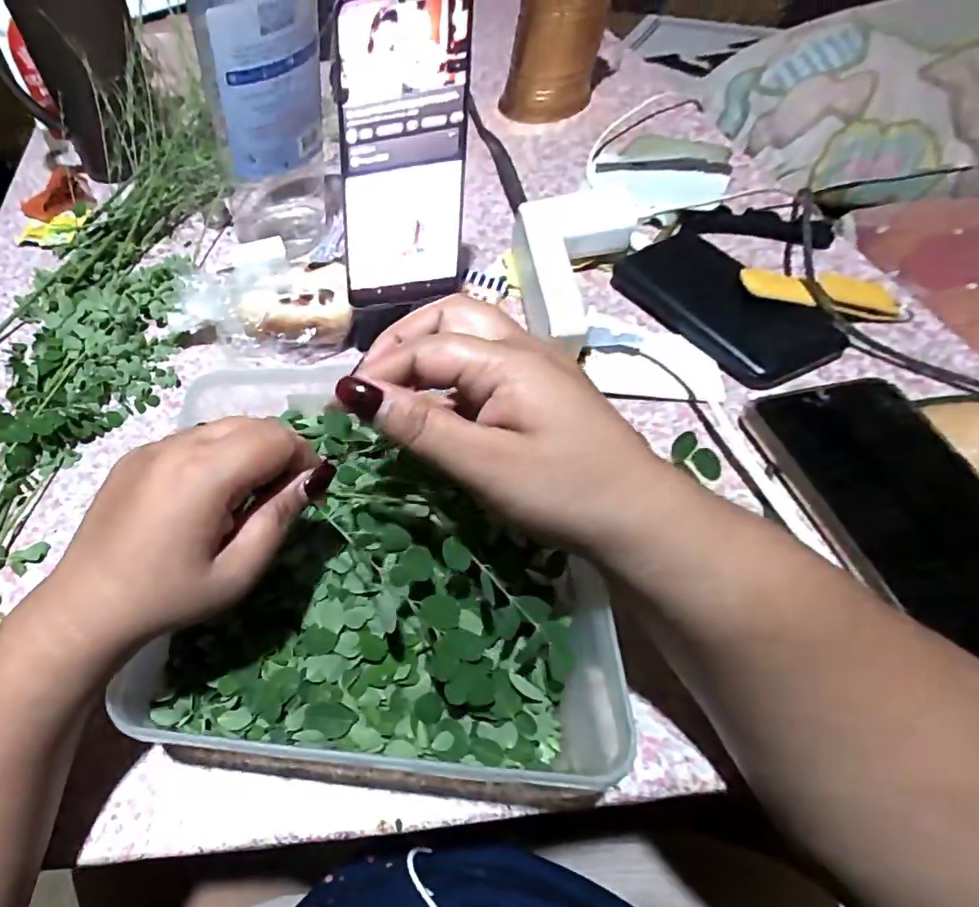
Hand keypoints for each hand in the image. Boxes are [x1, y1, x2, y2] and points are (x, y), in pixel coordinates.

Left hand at [39, 417, 326, 649]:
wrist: (88, 605)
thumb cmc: (169, 597)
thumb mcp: (236, 571)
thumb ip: (277, 519)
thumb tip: (311, 481)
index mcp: (205, 473)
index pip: (275, 437)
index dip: (303, 458)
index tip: (308, 492)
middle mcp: (178, 445)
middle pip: (250, 424)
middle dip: (279, 452)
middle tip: (280, 498)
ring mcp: (152, 447)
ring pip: (220, 427)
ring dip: (247, 451)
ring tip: (243, 501)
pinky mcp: (135, 457)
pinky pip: (191, 440)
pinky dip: (216, 455)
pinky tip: (207, 498)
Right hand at [336, 296, 674, 558]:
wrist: (635, 517)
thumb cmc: (563, 491)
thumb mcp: (485, 465)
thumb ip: (422, 428)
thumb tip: (359, 395)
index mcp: (508, 360)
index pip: (427, 347)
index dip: (379, 371)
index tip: (342, 407)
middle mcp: (520, 349)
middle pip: (449, 317)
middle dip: (401, 343)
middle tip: (370, 385)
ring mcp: (531, 368)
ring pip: (466, 337)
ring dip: (423, 355)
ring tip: (392, 394)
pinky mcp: (535, 393)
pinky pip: (480, 369)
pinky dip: (445, 381)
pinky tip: (431, 414)